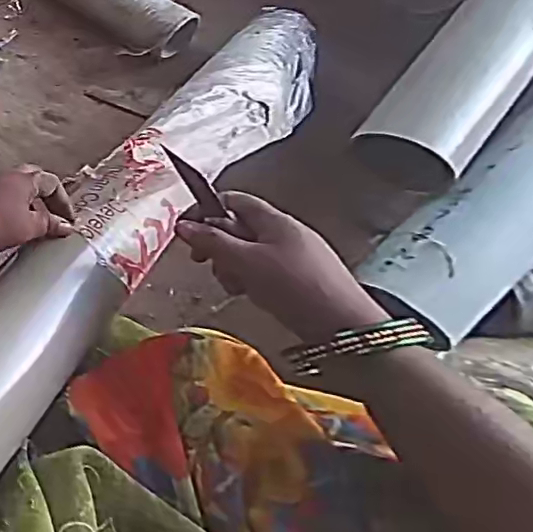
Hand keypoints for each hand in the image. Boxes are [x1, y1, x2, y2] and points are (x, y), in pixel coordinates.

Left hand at [0, 165, 73, 250]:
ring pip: (15, 184)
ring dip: (27, 198)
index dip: (63, 201)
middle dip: (45, 194)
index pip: (52, 183)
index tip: (67, 219)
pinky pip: (0, 190)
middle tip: (52, 213)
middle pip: (33, 178)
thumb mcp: (30, 227)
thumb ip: (50, 224)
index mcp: (25, 179)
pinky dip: (10, 201)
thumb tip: (65, 226)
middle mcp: (8, 173)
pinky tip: (10, 217)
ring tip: (32, 219)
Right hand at [176, 191, 388, 342]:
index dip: (205, 211)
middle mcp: (286, 232)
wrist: (350, 331)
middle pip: (238, 226)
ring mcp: (297, 255)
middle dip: (217, 244)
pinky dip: (252, 278)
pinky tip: (254, 295)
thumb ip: (212, 242)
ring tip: (235, 286)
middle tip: (206, 264)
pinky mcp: (304, 278)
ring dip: (233, 265)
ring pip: (249, 251)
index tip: (187, 233)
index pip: (232, 200)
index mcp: (274, 220)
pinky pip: (266, 269)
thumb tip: (182, 225)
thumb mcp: (246, 263)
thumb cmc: (294, 288)